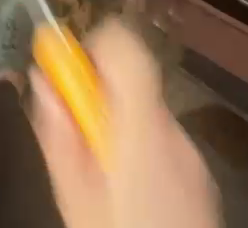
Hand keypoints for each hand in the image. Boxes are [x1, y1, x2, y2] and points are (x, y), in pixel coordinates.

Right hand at [31, 22, 221, 227]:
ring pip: (148, 118)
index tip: (66, 76)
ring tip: (99, 184)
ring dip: (120, 130)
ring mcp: (195, 163)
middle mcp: (176, 135)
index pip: (126, 46)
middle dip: (98, 99)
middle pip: (134, 83)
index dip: (93, 46)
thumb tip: (43, 78)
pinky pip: (165, 149)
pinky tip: (129, 202)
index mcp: (141, 129)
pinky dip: (142, 156)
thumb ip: (56, 133)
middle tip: (71, 142)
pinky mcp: (204, 188)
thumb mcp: (71, 198)